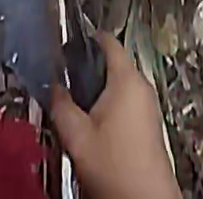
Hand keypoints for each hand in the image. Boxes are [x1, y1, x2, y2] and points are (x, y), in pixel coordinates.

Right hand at [50, 33, 178, 198]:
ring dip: (98, 90)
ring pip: (119, 84)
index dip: (88, 37)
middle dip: (89, 68)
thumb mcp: (77, 135)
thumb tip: (53, 88)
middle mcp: (141, 86)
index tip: (69, 41)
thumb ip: (61, 105)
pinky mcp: (149, 124)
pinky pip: (127, 101)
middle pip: (113, 63)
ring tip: (75, 103)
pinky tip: (93, 124)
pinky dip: (109, 104)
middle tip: (66, 78)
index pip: (109, 41)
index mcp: (126, 79)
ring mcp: (148, 106)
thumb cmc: (114, 166)